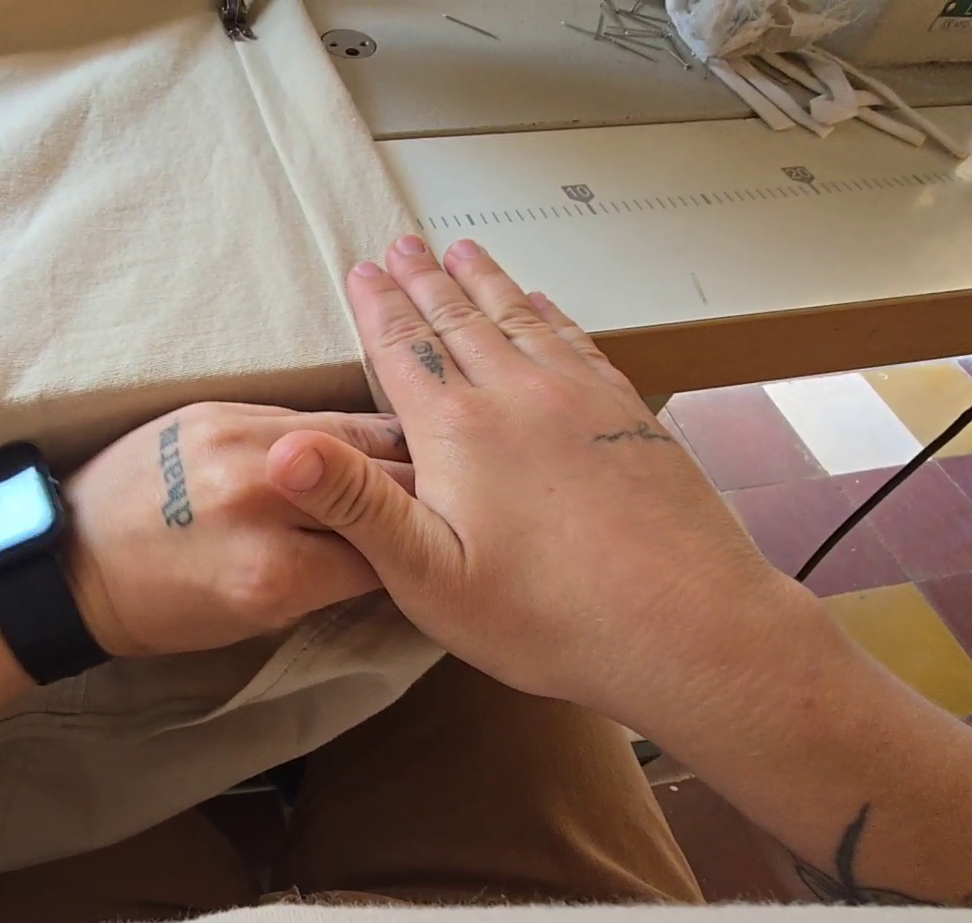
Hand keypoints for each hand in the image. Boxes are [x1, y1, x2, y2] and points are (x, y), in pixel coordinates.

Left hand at [64, 402, 411, 657]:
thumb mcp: (253, 620)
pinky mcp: (213, 408)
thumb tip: (385, 546)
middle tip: (439, 499)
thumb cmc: (163, 609)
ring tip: (400, 465)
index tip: (431, 546)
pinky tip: (342, 447)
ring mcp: (234, 442)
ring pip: (350, 432)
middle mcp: (260, 498)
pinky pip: (300, 415)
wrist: (76, 559)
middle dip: (417, 495)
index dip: (416, 551)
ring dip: (383, 452)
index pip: (385, 550)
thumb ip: (326, 581)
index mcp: (272, 573)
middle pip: (380, 481)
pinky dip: (330, 436)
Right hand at [265, 237, 808, 718]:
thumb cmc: (546, 615)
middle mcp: (519, 396)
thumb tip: (284, 449)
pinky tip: (542, 303)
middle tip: (404, 244)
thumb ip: (356, 504)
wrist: (686, 629)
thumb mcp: (427, 575)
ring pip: (519, 320)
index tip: (363, 270)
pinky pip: (577, 342)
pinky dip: (550, 313)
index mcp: (459, 432)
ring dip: (484, 282)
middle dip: (424, 281)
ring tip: (463, 250)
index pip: (405, 350)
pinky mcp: (626, 417)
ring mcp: (581, 400)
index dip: (378, 308)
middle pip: (459, 322)